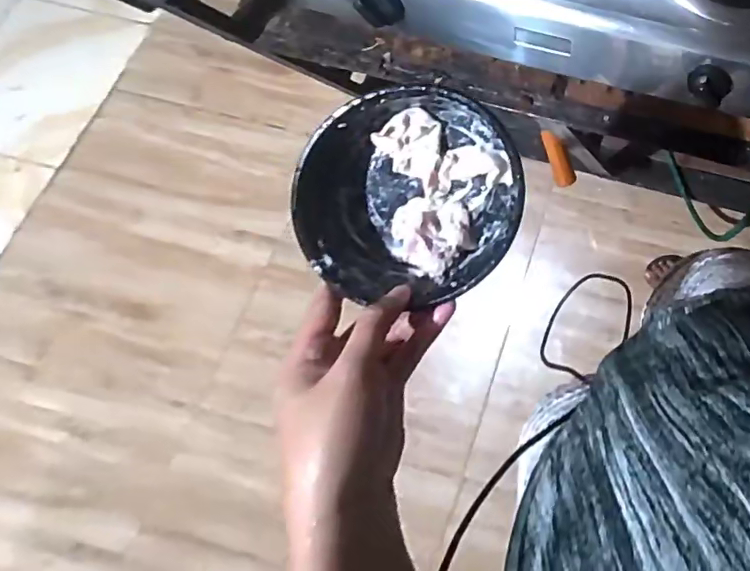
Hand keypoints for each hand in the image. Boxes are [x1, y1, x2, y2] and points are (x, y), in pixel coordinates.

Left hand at [279, 284, 453, 570]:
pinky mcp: (385, 393)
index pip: (325, 305)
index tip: (375, 246)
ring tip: (441, 288)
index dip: (347, 277)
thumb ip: (372, 326)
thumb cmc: (332, 432)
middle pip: (363, 319)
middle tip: (421, 266)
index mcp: (305, 358)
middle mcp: (331, 363)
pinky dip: (422, 337)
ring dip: (413, 316)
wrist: (349, 502)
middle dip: (391, 297)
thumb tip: (397, 290)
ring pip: (389, 337)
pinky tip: (444, 315)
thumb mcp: (348, 372)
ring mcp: (360, 378)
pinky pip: (404, 357)